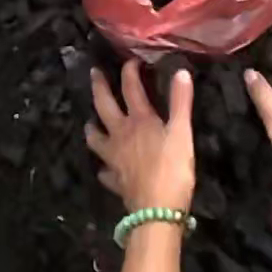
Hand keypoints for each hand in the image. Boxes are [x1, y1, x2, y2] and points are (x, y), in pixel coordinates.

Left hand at [85, 60, 194, 213]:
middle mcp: (120, 134)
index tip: (131, 59)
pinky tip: (105, 169)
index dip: (130, 71)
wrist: (157, 212)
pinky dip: (104, 168)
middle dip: (98, 86)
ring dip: (92, 127)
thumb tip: (181, 72)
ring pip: (95, 138)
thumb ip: (181, 102)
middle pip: (103, 105)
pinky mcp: (114, 180)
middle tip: (93, 73)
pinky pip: (105, 172)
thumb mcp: (182, 133)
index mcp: (138, 120)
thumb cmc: (172, 170)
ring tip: (90, 122)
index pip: (131, 88)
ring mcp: (113, 157)